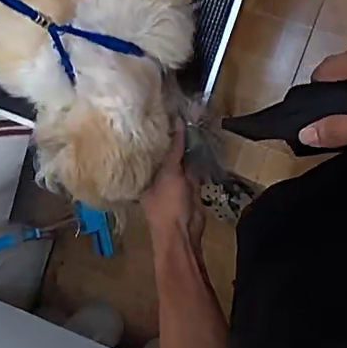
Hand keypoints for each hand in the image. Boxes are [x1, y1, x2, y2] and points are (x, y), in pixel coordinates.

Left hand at [141, 123, 202, 250]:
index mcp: (145, 176)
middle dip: (173, 140)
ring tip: (194, 123)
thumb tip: (178, 123)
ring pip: (181, 162)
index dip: (157, 136)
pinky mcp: (191, 189)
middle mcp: (157, 179)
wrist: (183, 233)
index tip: (163, 116)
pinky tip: (202, 141)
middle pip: (166, 156)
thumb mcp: (169, 174)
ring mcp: (175, 185)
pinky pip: (194, 171)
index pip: (150, 152)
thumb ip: (174, 150)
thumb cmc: (167, 205)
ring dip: (188, 148)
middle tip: (180, 114)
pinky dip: (198, 159)